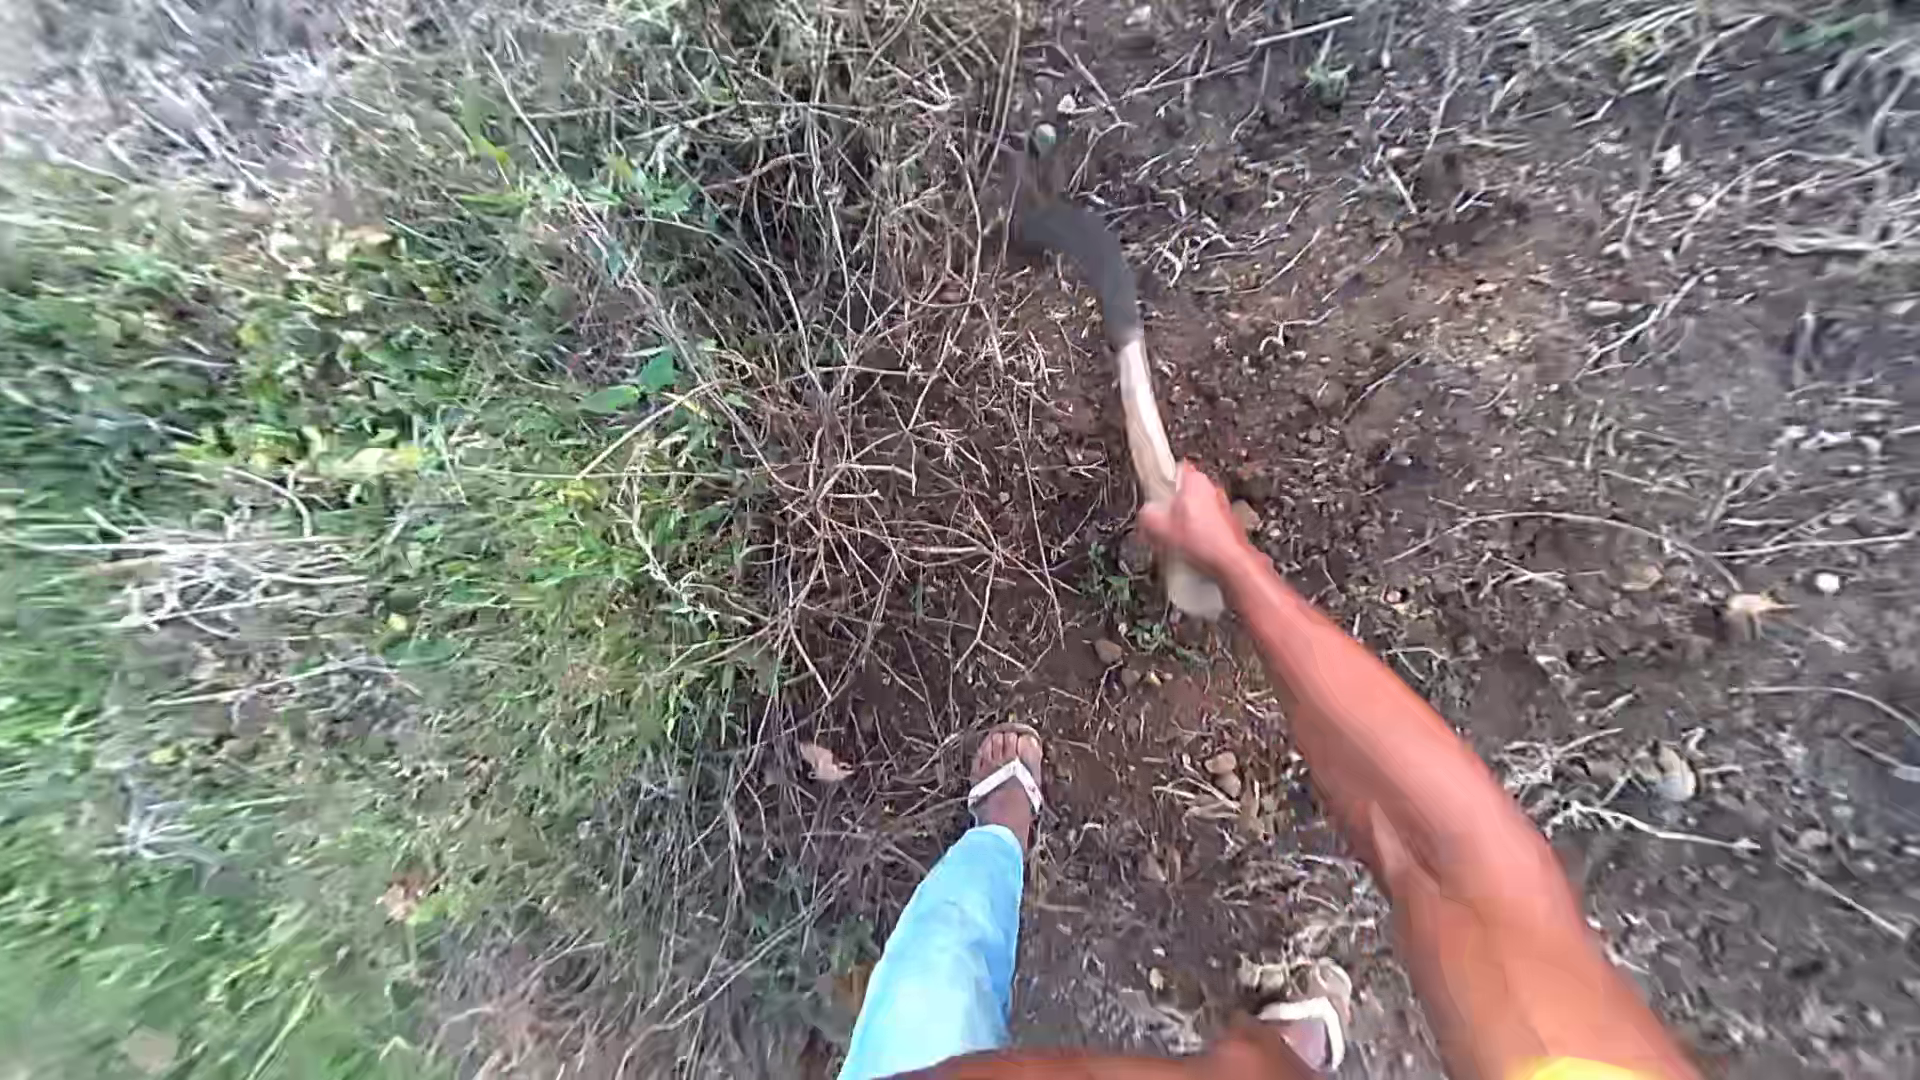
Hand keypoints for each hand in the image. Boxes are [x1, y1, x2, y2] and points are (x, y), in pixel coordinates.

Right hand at [1138, 463, 1258, 582]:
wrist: (1231, 562)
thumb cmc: (1205, 542)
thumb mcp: (1162, 529)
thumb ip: (1148, 516)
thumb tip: (1144, 514)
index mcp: (1196, 482)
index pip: (1176, 468)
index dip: (1162, 480)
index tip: (1154, 491)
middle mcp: (1211, 489)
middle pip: (1183, 491)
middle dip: (1171, 505)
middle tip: (1161, 520)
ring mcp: (1221, 505)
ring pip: (1194, 506)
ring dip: (1184, 518)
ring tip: (1175, 537)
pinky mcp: (1226, 521)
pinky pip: (1205, 520)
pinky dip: (1196, 529)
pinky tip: (1190, 545)